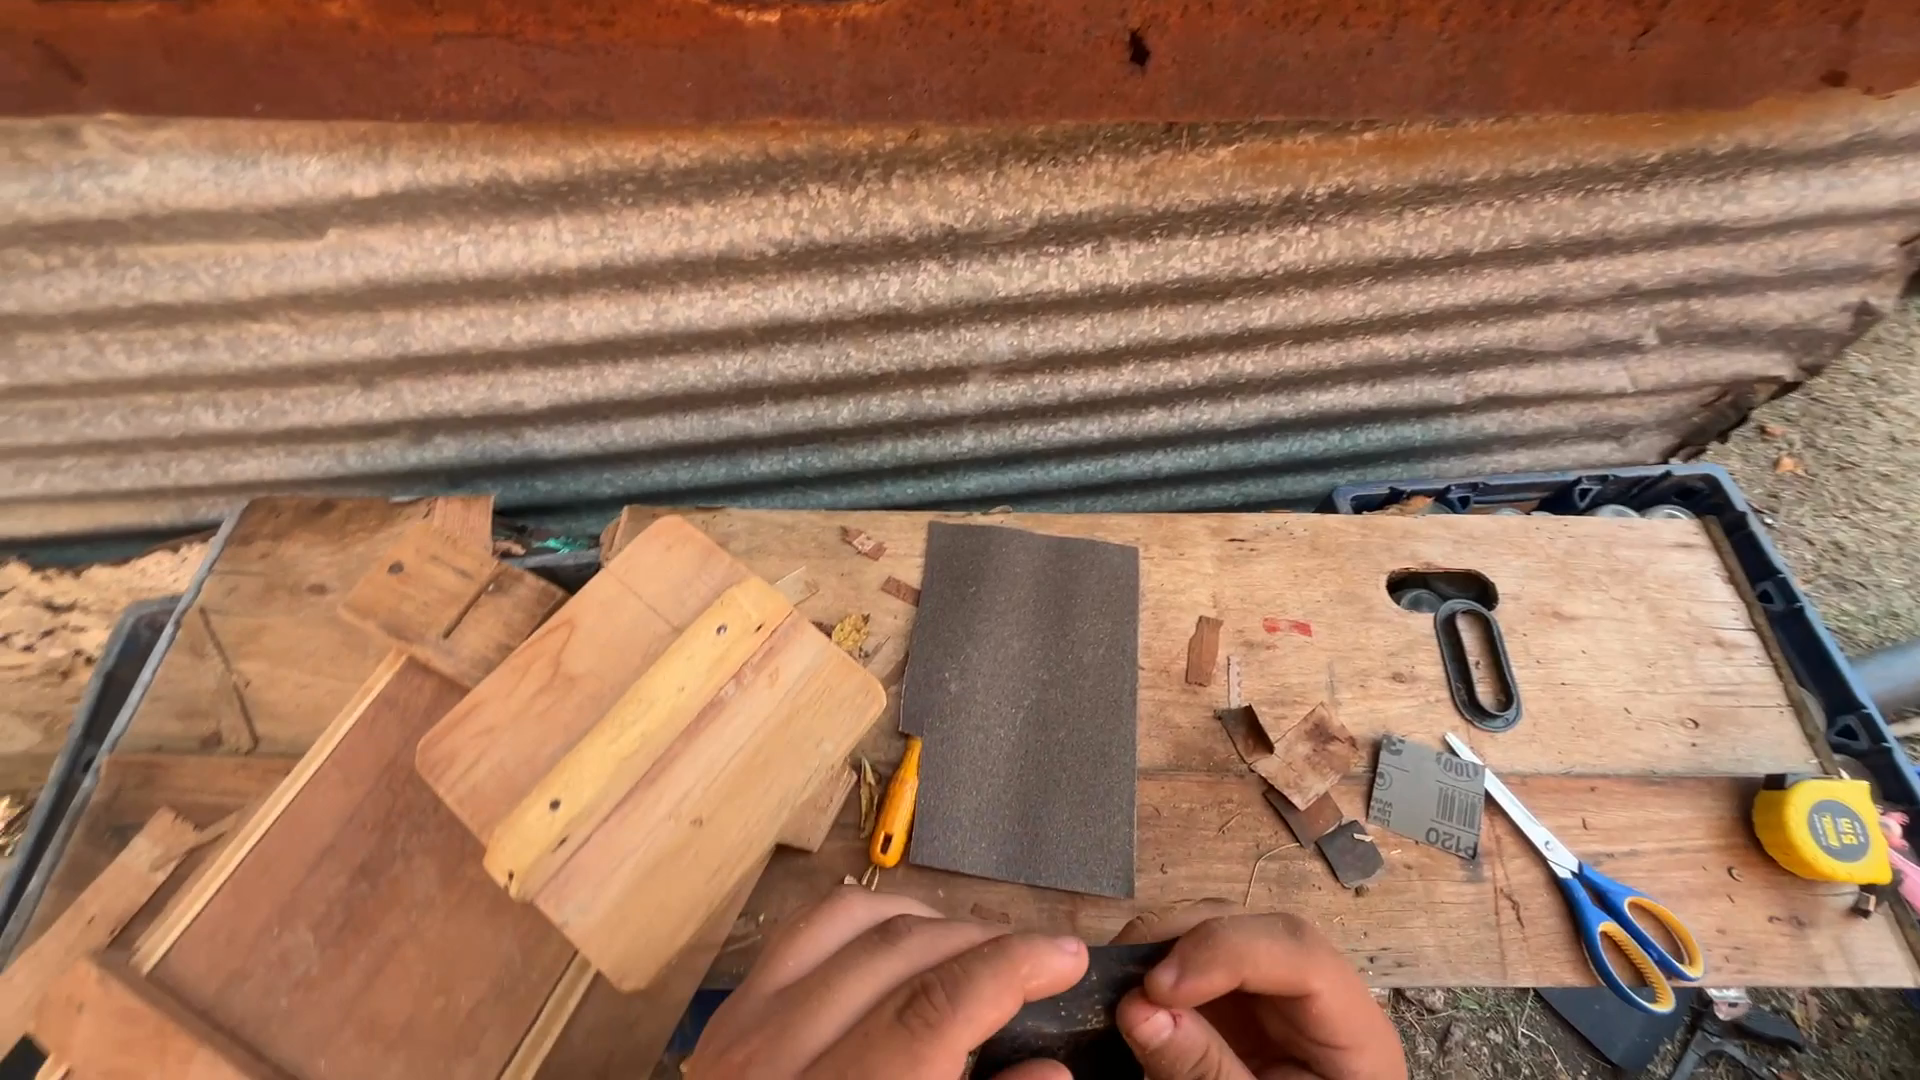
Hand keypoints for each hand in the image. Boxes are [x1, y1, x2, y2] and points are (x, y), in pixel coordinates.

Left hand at [684, 886, 1088, 1078]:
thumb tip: (1053, 1070)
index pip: (933, 1007)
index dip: (1009, 967)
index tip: (1066, 954)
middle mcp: (777, 1058)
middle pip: (899, 952)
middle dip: (982, 939)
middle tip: (1034, 953)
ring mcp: (742, 1026)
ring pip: (853, 918)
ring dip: (928, 920)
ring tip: (976, 942)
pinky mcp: (730, 1012)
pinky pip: (807, 925)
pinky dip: (867, 913)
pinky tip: (903, 933)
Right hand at [1111, 899, 1406, 1079]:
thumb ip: (1207, 1071)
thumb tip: (1135, 1009)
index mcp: (1354, 1030)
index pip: (1298, 950)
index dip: (1223, 950)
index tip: (1157, 987)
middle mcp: (1315, 990)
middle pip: (1250, 926)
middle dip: (1181, 940)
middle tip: (1123, 980)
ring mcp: (1273, 988)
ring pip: (1215, 927)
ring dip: (1160, 946)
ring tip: (1120, 986)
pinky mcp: (1237, 997)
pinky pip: (1194, 955)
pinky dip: (1156, 964)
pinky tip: (1132, 989)